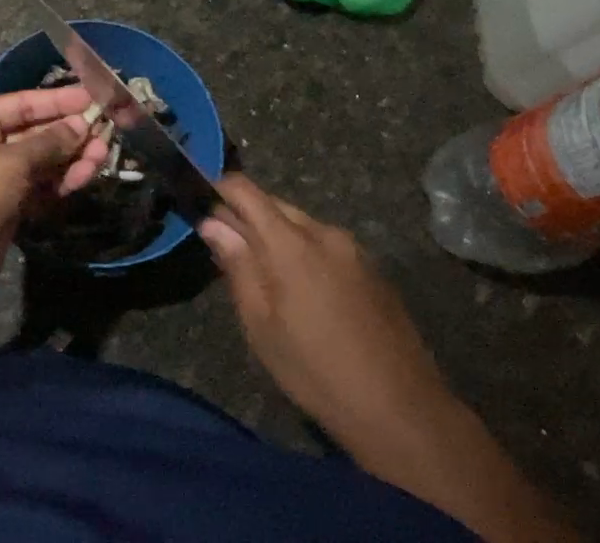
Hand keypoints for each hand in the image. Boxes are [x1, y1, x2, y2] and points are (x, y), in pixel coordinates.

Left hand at [0, 86, 106, 298]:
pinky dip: (61, 181)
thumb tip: (80, 126)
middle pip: (35, 132)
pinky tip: (86, 175)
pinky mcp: (9, 205)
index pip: (22, 103)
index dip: (58, 100)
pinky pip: (41, 186)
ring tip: (103, 155)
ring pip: (42, 161)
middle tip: (105, 131)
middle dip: (69, 133)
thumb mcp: (12, 161)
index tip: (91, 97)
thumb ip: (49, 142)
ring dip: (71, 158)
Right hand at [198, 174, 454, 442]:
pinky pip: (325, 244)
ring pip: (301, 224)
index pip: (245, 191)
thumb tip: (212, 223)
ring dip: (274, 235)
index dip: (217, 189)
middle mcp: (324, 233)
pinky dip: (302, 251)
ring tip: (259, 271)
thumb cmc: (316, 371)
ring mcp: (354, 250)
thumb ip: (237, 266)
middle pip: (274, 205)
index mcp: (291, 243)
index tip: (197, 202)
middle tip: (223, 246)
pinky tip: (300, 289)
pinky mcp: (373, 270)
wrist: (402, 410)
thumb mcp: (261, 324)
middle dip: (244, 216)